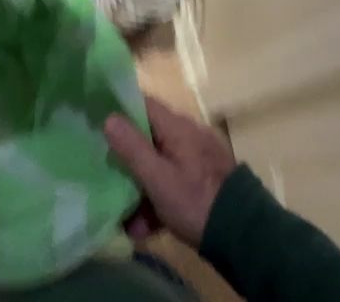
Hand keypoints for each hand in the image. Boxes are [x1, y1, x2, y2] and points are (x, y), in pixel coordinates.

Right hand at [103, 95, 236, 247]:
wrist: (246, 237)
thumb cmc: (196, 201)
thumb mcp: (158, 178)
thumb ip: (132, 148)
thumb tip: (108, 117)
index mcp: (177, 127)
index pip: (142, 103)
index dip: (117, 107)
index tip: (94, 118)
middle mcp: (187, 137)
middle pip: (147, 137)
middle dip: (126, 161)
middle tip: (104, 175)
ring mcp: (195, 161)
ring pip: (157, 166)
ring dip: (139, 190)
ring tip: (125, 220)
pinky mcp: (201, 183)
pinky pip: (171, 184)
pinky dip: (157, 202)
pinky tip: (144, 229)